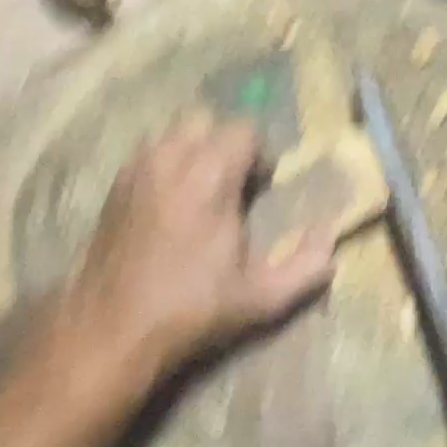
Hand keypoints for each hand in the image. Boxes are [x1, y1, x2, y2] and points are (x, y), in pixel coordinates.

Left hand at [69, 113, 336, 371]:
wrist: (115, 326)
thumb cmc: (193, 310)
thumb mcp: (262, 299)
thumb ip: (306, 266)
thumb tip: (331, 237)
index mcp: (209, 177)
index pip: (244, 130)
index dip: (260, 156)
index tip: (261, 190)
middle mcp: (170, 159)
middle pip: (205, 120)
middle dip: (224, 145)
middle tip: (233, 187)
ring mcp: (136, 169)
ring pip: (171, 132)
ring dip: (192, 151)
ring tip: (201, 193)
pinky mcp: (115, 186)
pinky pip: (147, 153)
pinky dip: (165, 165)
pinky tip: (171, 205)